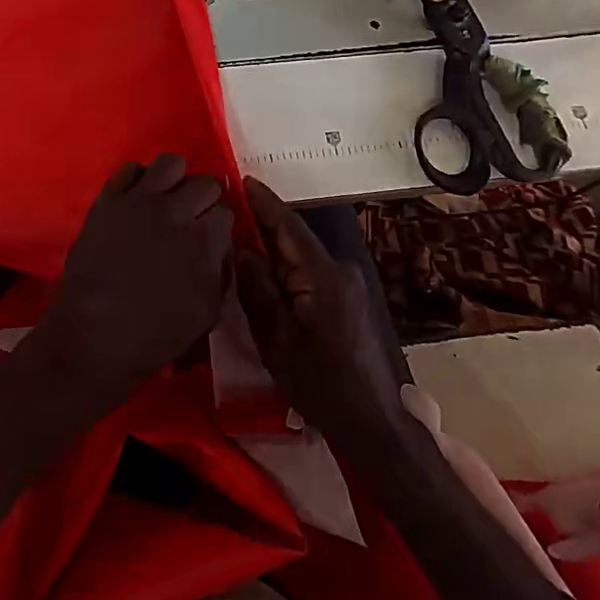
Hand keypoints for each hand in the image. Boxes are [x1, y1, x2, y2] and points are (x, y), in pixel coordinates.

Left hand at [36, 154, 234, 401]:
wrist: (94, 335)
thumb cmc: (156, 333)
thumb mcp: (208, 312)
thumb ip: (221, 270)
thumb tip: (220, 245)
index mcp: (204, 240)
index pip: (227, 211)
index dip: (220, 224)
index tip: (212, 235)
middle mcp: (176, 211)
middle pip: (205, 182)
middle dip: (206, 198)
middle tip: (194, 216)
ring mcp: (139, 202)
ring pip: (170, 163)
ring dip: (176, 179)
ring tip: (168, 198)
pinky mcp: (108, 201)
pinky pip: (129, 169)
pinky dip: (139, 179)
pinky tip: (138, 198)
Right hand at [234, 178, 410, 448]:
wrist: (370, 419)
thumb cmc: (319, 382)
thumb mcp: (276, 338)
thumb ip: (258, 289)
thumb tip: (243, 250)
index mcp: (323, 275)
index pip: (289, 226)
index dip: (265, 203)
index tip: (242, 180)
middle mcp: (340, 270)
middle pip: (295, 239)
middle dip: (263, 225)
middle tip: (229, 212)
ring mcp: (348, 284)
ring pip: (302, 257)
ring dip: (274, 249)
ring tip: (239, 242)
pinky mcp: (348, 299)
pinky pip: (310, 273)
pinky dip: (287, 268)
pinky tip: (265, 274)